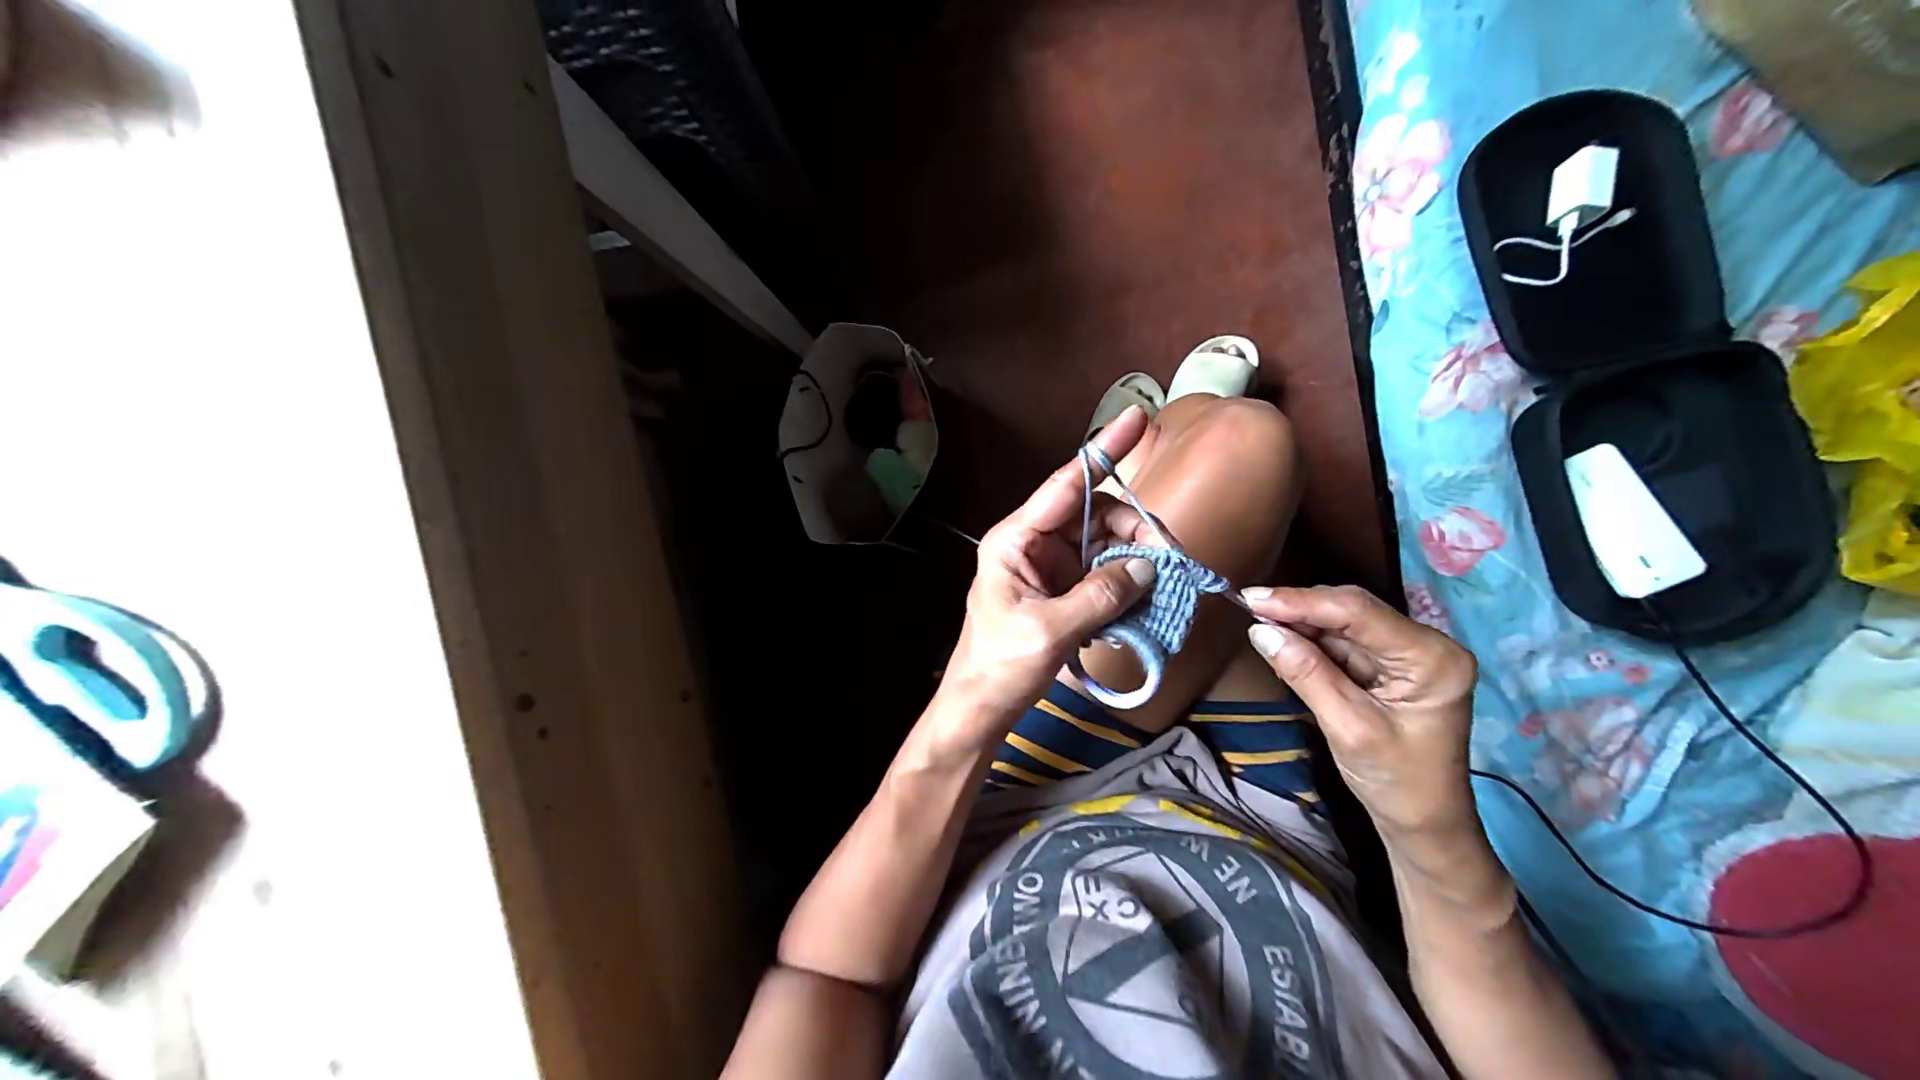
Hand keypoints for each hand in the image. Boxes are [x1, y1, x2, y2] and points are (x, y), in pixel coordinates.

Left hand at [934, 406, 1159, 747]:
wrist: (981, 706)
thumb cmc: (999, 666)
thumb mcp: (1049, 631)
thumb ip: (1100, 596)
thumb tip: (1147, 566)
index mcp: (1015, 540)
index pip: (1066, 484)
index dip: (1104, 451)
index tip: (1139, 417)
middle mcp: (1034, 544)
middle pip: (1094, 514)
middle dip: (1133, 528)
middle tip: (1166, 558)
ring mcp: (1050, 567)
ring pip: (1104, 542)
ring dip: (1134, 558)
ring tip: (1158, 586)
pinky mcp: (1063, 589)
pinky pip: (1104, 572)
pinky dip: (1126, 582)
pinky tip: (1141, 602)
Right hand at [1241, 586, 1479, 843]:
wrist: (1424, 823)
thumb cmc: (1396, 781)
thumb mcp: (1347, 728)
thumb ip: (1305, 674)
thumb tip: (1260, 630)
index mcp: (1432, 658)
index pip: (1359, 612)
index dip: (1302, 601)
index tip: (1252, 599)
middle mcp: (1424, 644)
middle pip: (1351, 610)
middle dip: (1299, 609)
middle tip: (1248, 608)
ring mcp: (1406, 653)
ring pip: (1341, 622)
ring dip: (1299, 622)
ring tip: (1259, 623)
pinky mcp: (1387, 664)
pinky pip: (1341, 641)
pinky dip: (1308, 640)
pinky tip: (1282, 640)